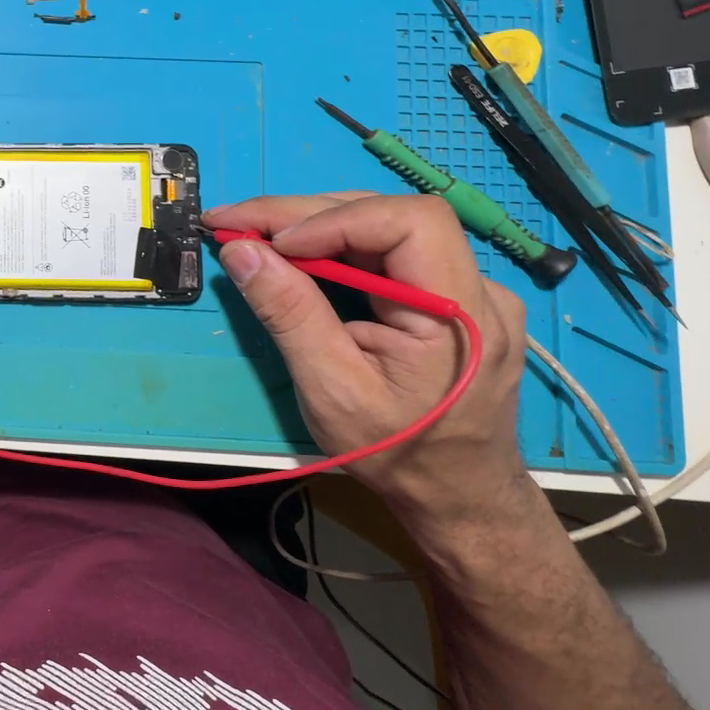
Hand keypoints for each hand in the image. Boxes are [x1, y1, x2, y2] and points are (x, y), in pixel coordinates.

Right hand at [206, 193, 532, 528]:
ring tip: (252, 235)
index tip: (272, 243)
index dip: (335, 219)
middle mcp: (477, 287)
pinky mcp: (446, 297)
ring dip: (312, 225)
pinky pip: (385, 252)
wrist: (455, 494)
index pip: (410, 223)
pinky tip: (293, 255)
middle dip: (304, 215)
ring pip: (383, 228)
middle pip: (388, 217)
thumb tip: (240, 250)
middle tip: (233, 222)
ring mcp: (466, 290)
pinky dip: (331, 246)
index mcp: (461, 312)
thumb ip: (289, 314)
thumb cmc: (394, 451)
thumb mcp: (331, 389)